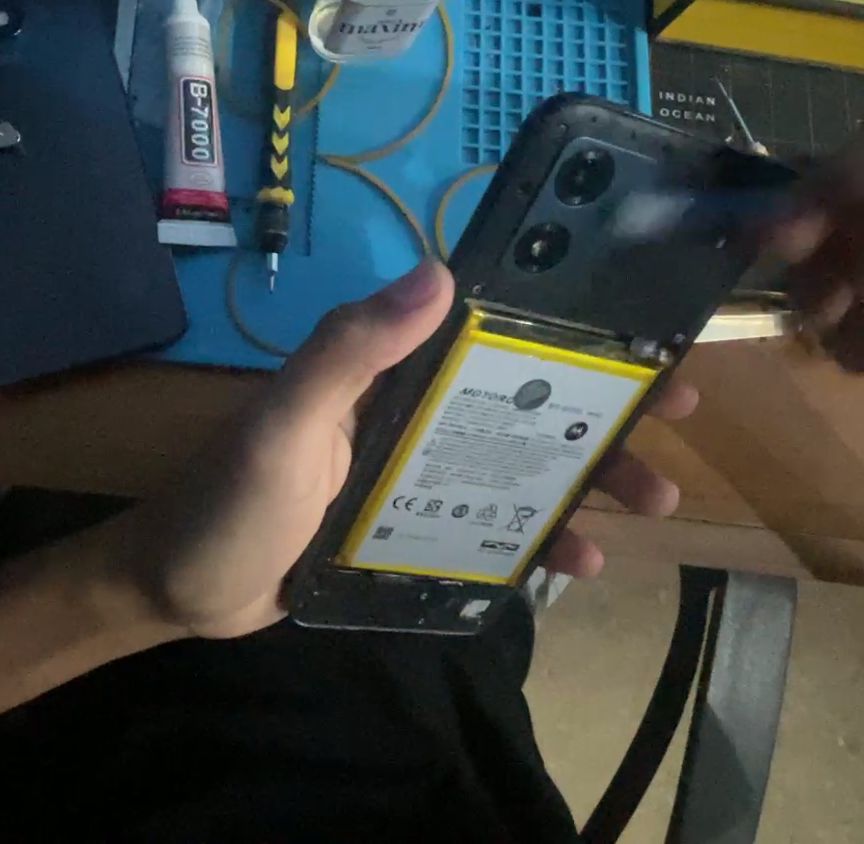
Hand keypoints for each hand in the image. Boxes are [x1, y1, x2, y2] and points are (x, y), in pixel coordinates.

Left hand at [116, 259, 696, 639]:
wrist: (188, 589)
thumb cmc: (232, 501)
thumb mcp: (286, 423)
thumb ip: (348, 352)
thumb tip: (438, 273)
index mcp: (381, 373)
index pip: (481, 331)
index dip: (559, 325)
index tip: (637, 331)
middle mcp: (403, 411)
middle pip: (517, 399)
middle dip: (597, 406)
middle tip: (675, 419)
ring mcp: (409, 472)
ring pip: (514, 463)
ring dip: (582, 476)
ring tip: (648, 503)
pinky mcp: (407, 528)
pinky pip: (486, 522)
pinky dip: (534, 537)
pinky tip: (577, 563)